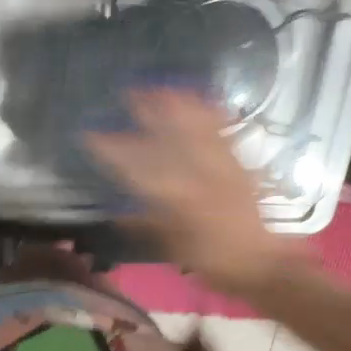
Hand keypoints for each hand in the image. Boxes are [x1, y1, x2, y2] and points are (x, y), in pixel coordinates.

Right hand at [86, 89, 308, 296]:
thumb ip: (143, 225)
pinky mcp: (240, 164)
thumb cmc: (210, 259)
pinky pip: (224, 131)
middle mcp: (197, 174)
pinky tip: (205, 99)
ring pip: (198, 126)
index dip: (112, 149)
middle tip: (129, 92)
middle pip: (170, 135)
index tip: (91, 135)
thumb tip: (118, 214)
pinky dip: (212, 112)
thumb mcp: (169, 246)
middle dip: (148, 110)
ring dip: (179, 104)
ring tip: (163, 87)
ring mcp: (221, 165)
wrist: (259, 263)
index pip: (135, 166)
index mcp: (174, 196)